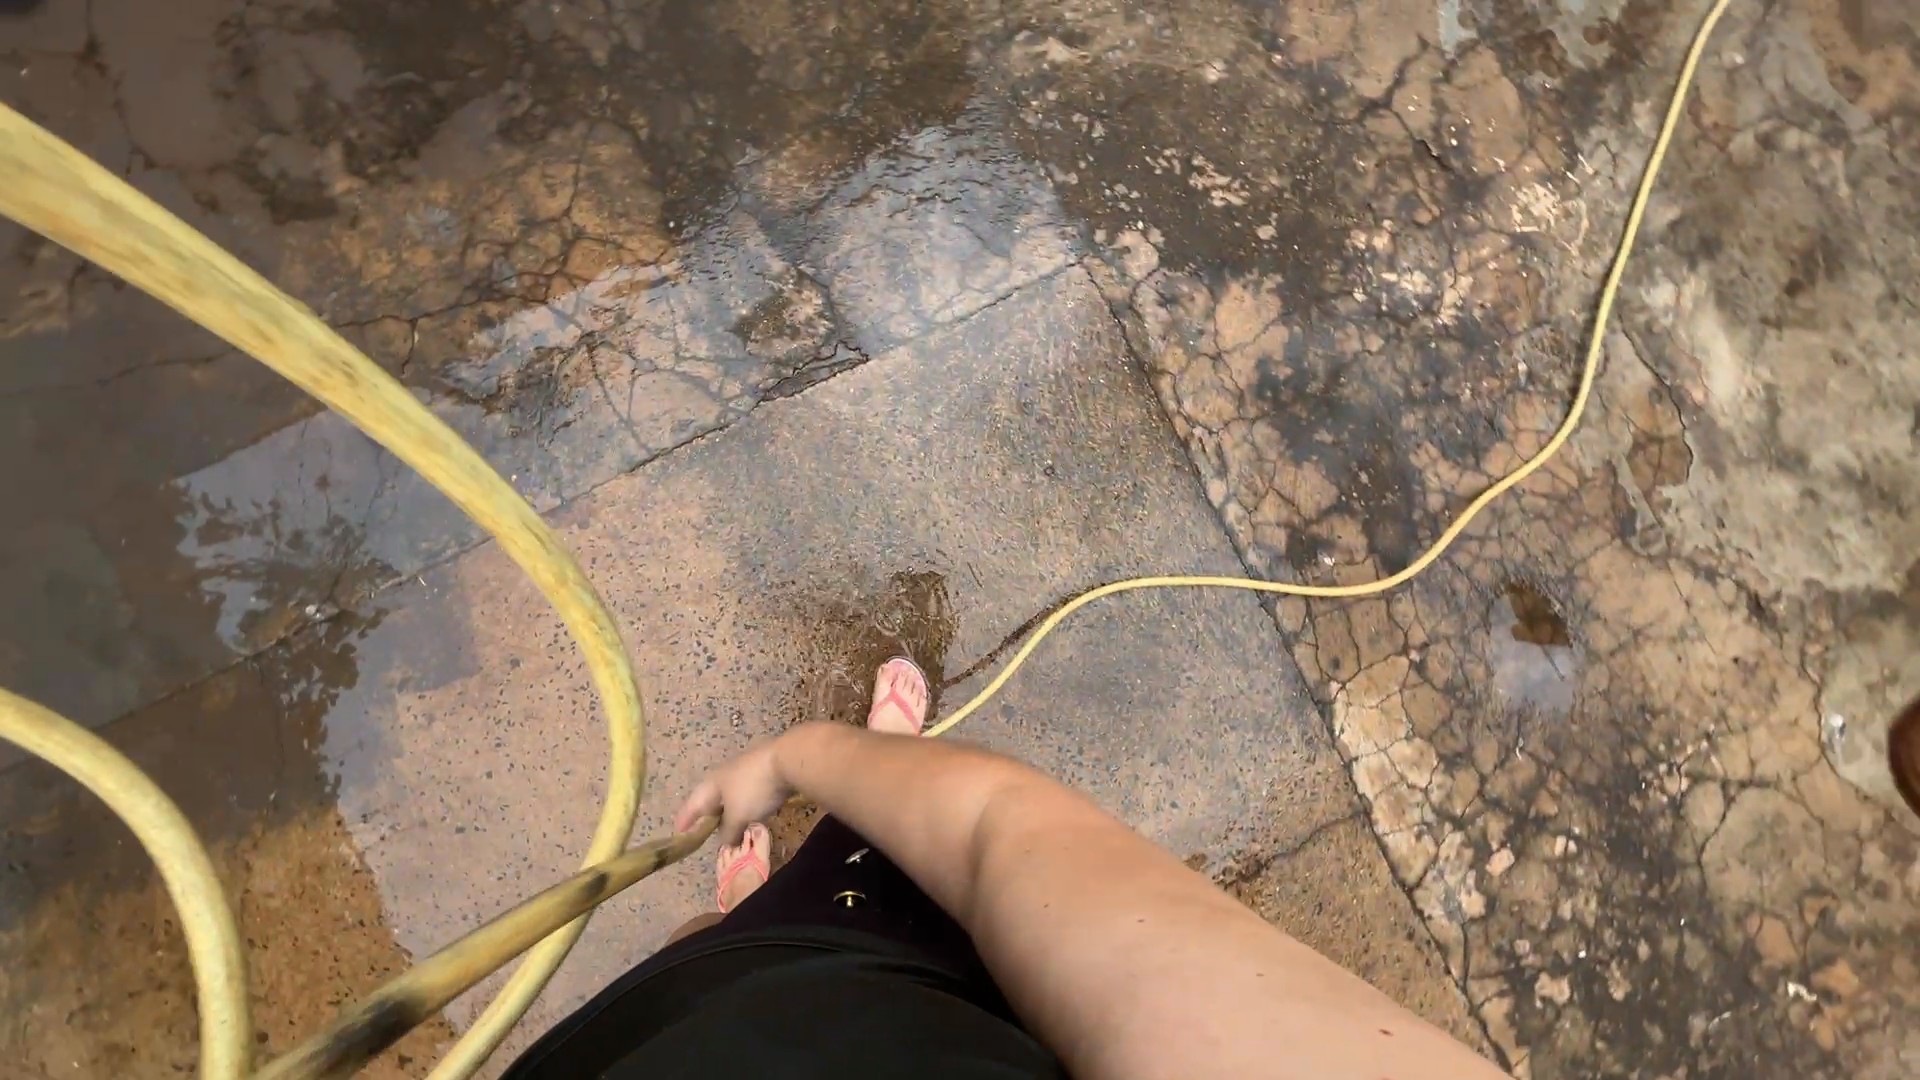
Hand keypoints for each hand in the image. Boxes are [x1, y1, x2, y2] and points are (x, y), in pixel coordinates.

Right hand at [672, 734, 792, 845]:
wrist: (789, 758)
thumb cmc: (755, 788)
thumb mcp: (738, 815)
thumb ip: (728, 831)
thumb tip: (724, 843)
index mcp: (712, 783)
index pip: (693, 804)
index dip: (685, 819)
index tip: (678, 832)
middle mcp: (725, 773)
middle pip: (711, 797)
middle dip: (707, 813)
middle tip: (701, 829)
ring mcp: (746, 770)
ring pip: (731, 794)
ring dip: (727, 810)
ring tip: (726, 826)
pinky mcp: (765, 771)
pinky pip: (748, 793)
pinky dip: (745, 805)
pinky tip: (750, 813)